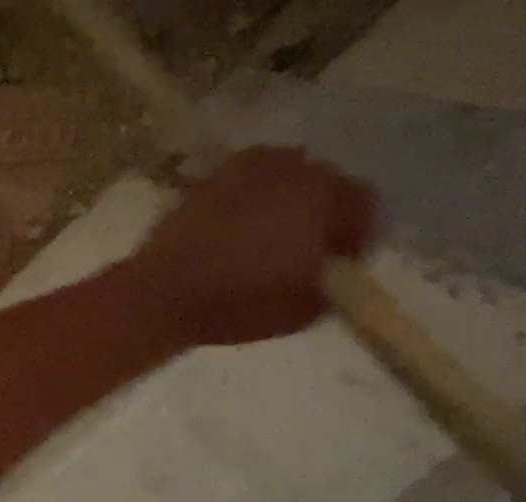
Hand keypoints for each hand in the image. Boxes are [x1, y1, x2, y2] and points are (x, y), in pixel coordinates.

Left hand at [132, 146, 376, 347]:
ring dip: (283, 202)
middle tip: (304, 248)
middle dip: (321, 213)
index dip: (356, 236)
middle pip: (323, 184)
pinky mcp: (209, 179)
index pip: (363, 205)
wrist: (161, 293)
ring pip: (283, 178)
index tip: (341, 261)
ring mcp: (246, 167)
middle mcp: (292, 168)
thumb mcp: (302, 310)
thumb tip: (327, 278)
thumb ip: (329, 286)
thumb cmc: (237, 303)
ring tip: (267, 237)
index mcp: (326, 195)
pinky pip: (243, 186)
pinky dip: (246, 203)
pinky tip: (234, 231)